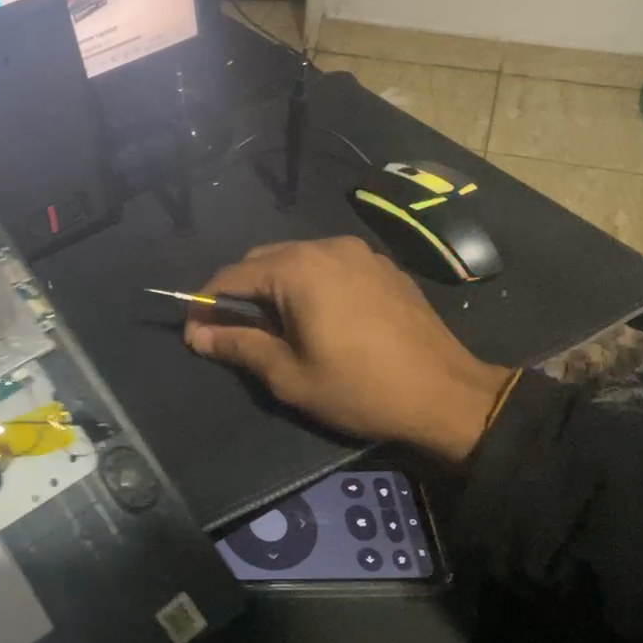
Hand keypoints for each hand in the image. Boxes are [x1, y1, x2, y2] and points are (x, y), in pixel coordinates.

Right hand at [185, 237, 510, 461]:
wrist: (447, 396)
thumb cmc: (360, 389)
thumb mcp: (290, 375)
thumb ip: (239, 346)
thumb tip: (198, 334)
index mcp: (298, 269)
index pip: (231, 276)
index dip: (205, 304)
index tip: (195, 333)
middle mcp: (326, 247)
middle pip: (262, 261)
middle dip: (240, 293)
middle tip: (234, 333)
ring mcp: (359, 252)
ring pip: (296, 260)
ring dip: (274, 288)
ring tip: (275, 329)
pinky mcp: (382, 266)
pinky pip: (329, 266)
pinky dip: (309, 285)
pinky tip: (317, 319)